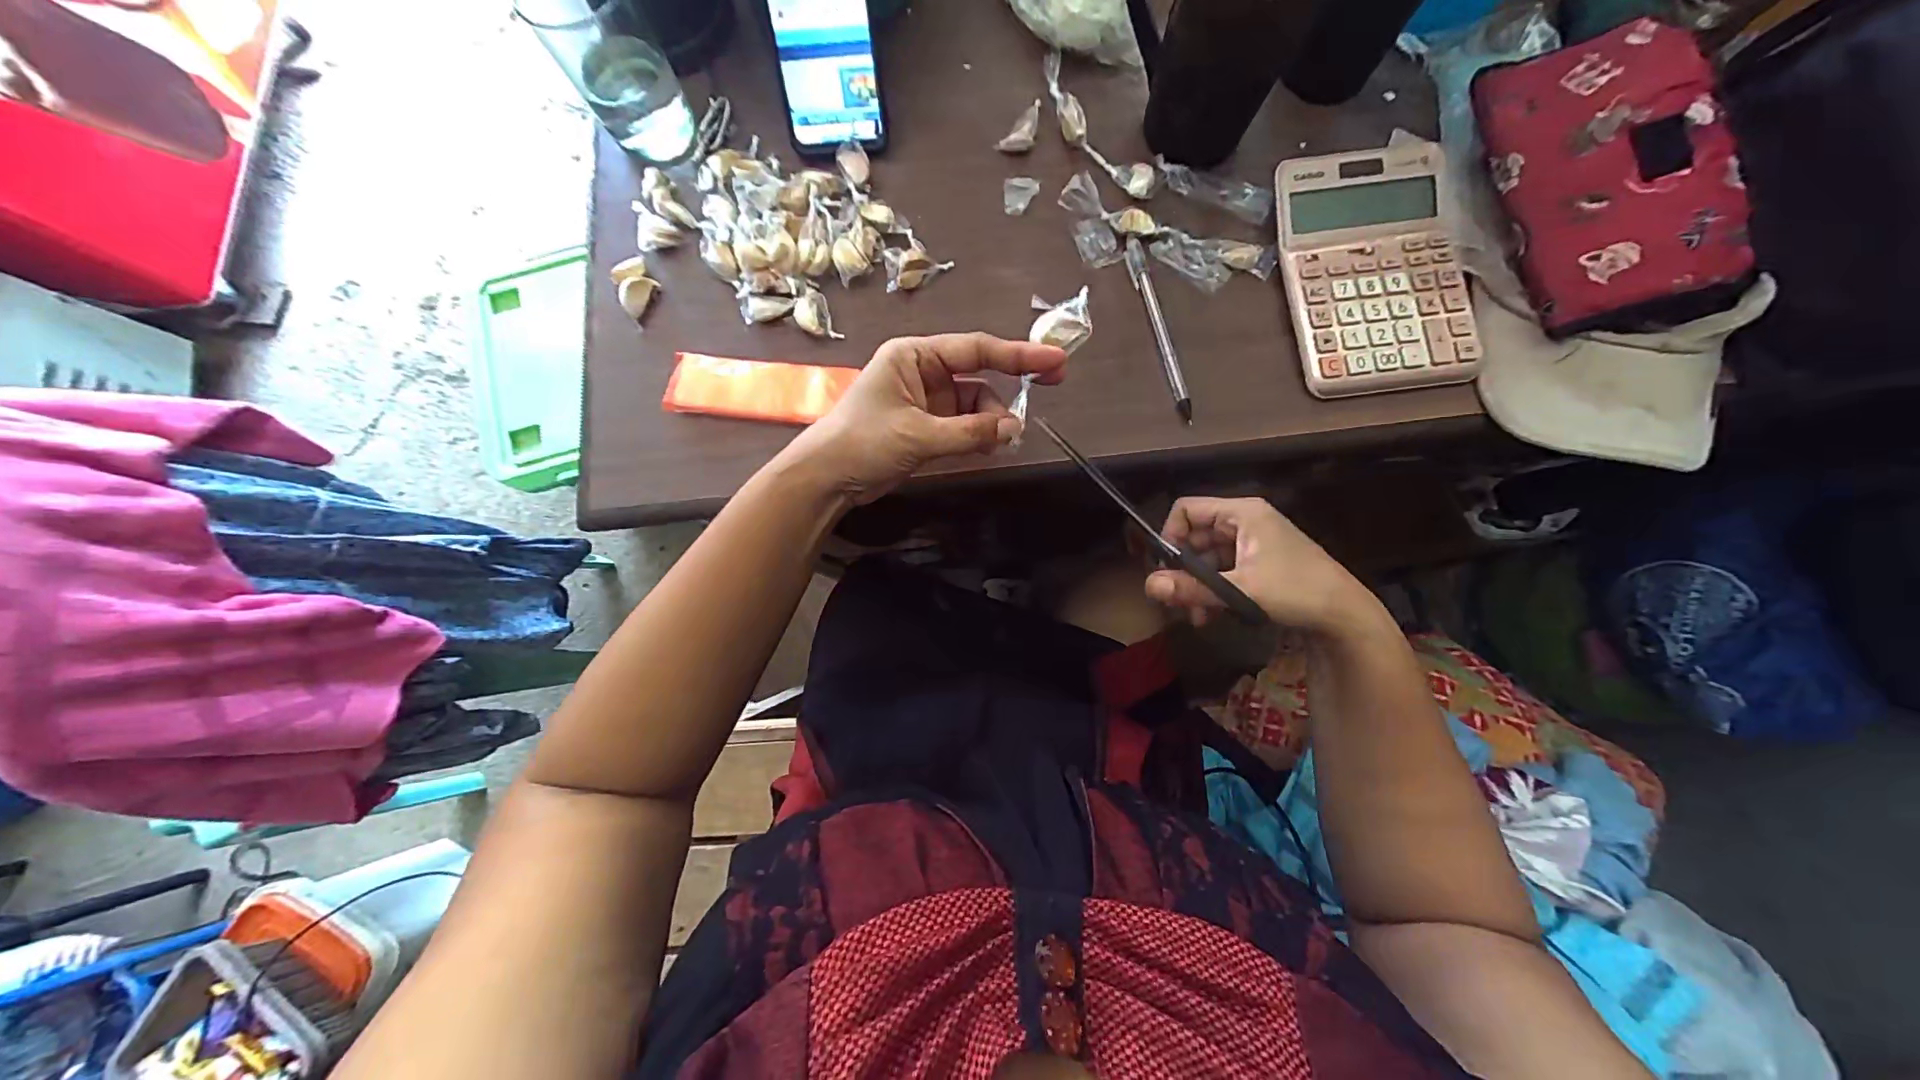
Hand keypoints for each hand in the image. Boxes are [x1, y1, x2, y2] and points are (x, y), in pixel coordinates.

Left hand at [779, 333, 1066, 505]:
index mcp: (914, 356)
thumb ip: (970, 431)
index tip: (1055, 360)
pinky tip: (993, 446)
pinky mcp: (925, 428)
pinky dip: (979, 436)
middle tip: (1046, 395)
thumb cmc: (863, 443)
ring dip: (991, 423)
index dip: (1018, 355)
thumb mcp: (919, 435)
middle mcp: (922, 372)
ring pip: (974, 406)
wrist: (825, 480)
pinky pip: (963, 427)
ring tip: (1003, 442)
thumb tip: (1015, 428)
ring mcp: (925, 402)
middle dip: (1005, 394)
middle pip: (978, 377)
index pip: (975, 349)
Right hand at [1143, 497, 1383, 634]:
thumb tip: (1149, 585)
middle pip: (1196, 536)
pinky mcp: (1260, 564)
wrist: (1346, 616)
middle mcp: (1246, 521)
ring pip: (1208, 558)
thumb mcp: (1240, 590)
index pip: (1187, 509)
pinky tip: (1211, 615)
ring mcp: (1254, 543)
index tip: (1165, 567)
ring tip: (1195, 615)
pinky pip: (1224, 571)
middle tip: (1175, 599)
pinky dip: (1214, 590)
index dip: (1170, 534)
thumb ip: (1192, 588)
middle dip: (1183, 569)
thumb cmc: (1295, 591)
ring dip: (1197, 585)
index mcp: (1242, 513)